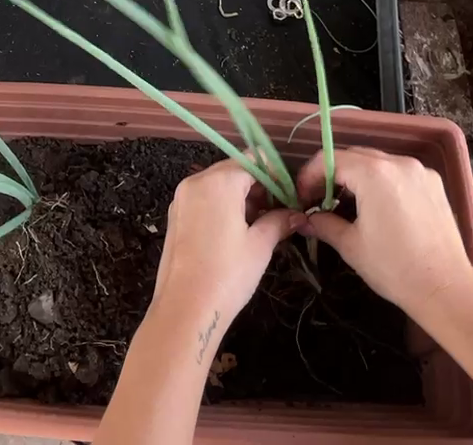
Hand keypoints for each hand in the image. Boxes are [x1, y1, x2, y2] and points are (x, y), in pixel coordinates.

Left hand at [152, 160, 302, 322]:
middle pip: (235, 170)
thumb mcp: (260, 246)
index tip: (292, 194)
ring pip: (219, 184)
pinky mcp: (176, 216)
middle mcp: (196, 181)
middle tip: (281, 210)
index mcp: (218, 181)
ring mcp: (182, 198)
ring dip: (242, 196)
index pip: (254, 162)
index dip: (276, 175)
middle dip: (259, 186)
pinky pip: (205, 198)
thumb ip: (279, 221)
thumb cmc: (227, 274)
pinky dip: (224, 205)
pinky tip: (239, 229)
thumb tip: (296, 214)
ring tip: (263, 222)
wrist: (184, 310)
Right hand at [297, 146, 472, 313]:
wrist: (446, 289)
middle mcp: (397, 162)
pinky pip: (398, 172)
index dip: (310, 175)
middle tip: (320, 200)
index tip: (302, 197)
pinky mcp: (434, 183)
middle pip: (354, 156)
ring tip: (347, 204)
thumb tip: (305, 220)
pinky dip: (382, 181)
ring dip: (357, 176)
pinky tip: (378, 207)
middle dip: (332, 174)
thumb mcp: (351, 246)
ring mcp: (419, 170)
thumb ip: (324, 224)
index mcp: (374, 174)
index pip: (329, 160)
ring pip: (377, 161)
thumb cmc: (394, 268)